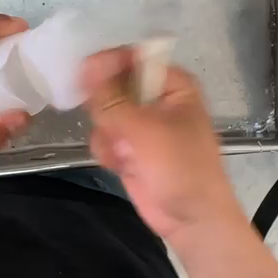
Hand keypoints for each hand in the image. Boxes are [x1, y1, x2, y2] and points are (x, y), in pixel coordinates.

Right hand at [81, 47, 244, 242]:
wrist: (191, 219)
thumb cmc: (181, 168)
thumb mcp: (145, 129)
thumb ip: (111, 98)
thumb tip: (85, 64)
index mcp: (171, 84)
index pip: (131, 58)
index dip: (107, 65)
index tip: (85, 79)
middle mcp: (155, 99)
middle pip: (111, 85)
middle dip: (106, 110)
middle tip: (112, 127)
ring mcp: (140, 124)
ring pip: (102, 113)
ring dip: (106, 134)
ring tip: (123, 152)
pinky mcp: (128, 147)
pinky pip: (103, 137)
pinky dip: (107, 151)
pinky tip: (120, 165)